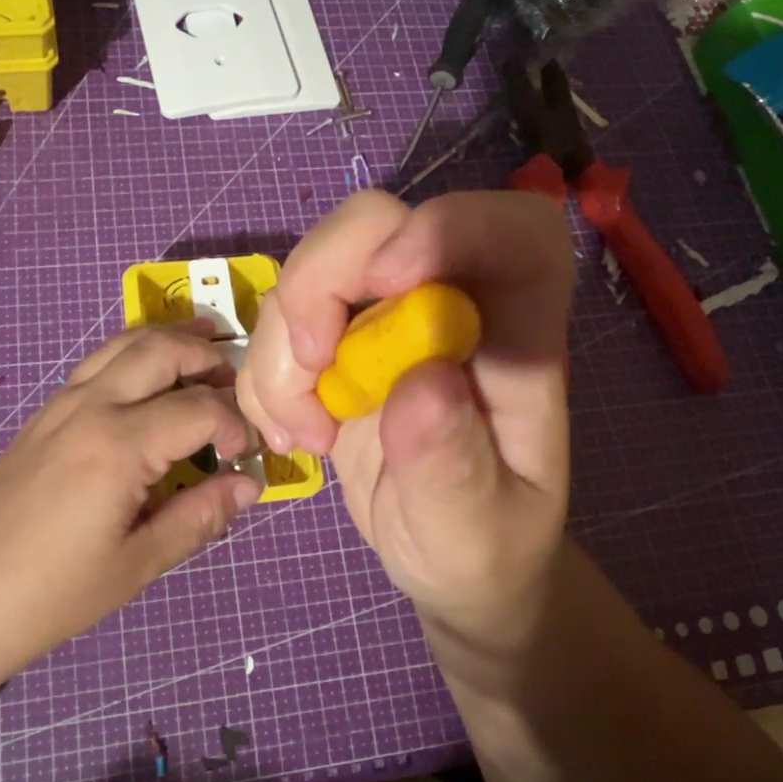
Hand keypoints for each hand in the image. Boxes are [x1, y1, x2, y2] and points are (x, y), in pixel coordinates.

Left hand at [0, 323, 262, 680]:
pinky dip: (133, 354)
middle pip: (160, 350)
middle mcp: (91, 406)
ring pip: (122, 343)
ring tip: (202, 343)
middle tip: (234, 381)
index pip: (199, 409)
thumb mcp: (137, 564)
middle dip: (206, 356)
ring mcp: (60, 404)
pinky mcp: (41, 414)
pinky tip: (146, 379)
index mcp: (120, 444)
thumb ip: (199, 517)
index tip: (247, 452)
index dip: (235, 424)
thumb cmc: (53, 593)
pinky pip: (96, 362)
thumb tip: (249, 485)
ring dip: (168, 340)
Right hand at [237, 190, 576, 638]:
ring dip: (281, 344)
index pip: (508, 229)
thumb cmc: (484, 546)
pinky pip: (279, 314)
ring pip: (312, 265)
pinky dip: (263, 369)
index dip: (450, 225)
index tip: (387, 282)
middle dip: (320, 281)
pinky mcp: (338, 333)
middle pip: (378, 222)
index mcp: (519, 330)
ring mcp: (386, 311)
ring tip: (303, 435)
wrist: (449, 559)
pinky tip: (288, 431)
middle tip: (310, 368)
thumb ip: (455, 468)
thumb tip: (422, 383)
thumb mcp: (477, 534)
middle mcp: (449, 299)